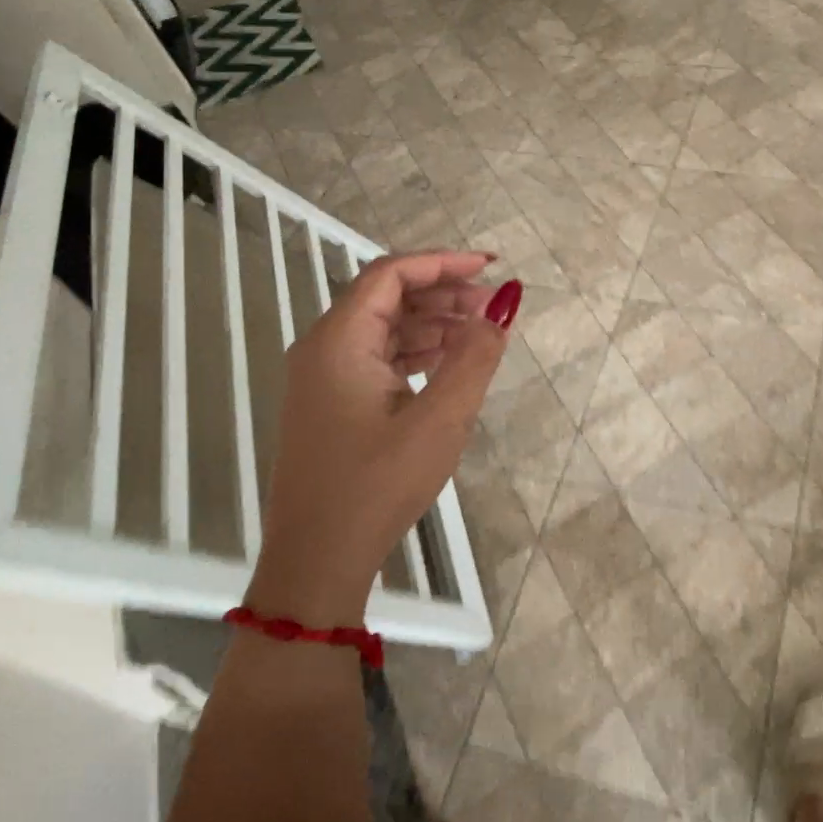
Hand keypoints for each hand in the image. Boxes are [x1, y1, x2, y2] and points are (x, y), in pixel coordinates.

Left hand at [243, 252, 520, 625]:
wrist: (318, 558)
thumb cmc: (378, 484)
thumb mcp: (440, 419)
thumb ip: (475, 356)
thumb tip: (504, 305)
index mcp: (339, 340)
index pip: (391, 274)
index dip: (443, 263)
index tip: (492, 268)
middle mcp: (322, 348)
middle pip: (385, 297)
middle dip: (443, 293)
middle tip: (494, 306)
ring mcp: (322, 379)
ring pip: (383, 329)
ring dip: (433, 324)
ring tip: (482, 335)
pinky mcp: (330, 406)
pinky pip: (377, 359)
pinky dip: (416, 353)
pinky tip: (450, 366)